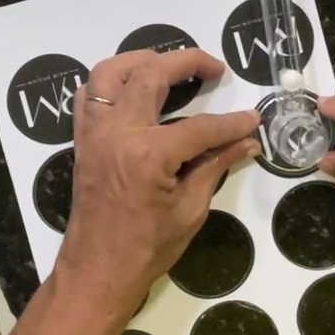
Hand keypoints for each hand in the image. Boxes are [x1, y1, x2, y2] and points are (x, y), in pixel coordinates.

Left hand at [58, 49, 259, 315]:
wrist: (96, 273)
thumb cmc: (146, 250)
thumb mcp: (190, 210)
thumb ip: (215, 165)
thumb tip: (247, 140)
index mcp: (148, 155)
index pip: (200, 127)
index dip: (230, 123)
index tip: (252, 118)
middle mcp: (117, 133)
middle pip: (151, 75)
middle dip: (187, 62)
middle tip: (214, 68)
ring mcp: (94, 133)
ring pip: (109, 73)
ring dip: (140, 60)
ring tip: (169, 66)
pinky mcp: (83, 140)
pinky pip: (88, 96)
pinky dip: (110, 83)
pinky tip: (133, 89)